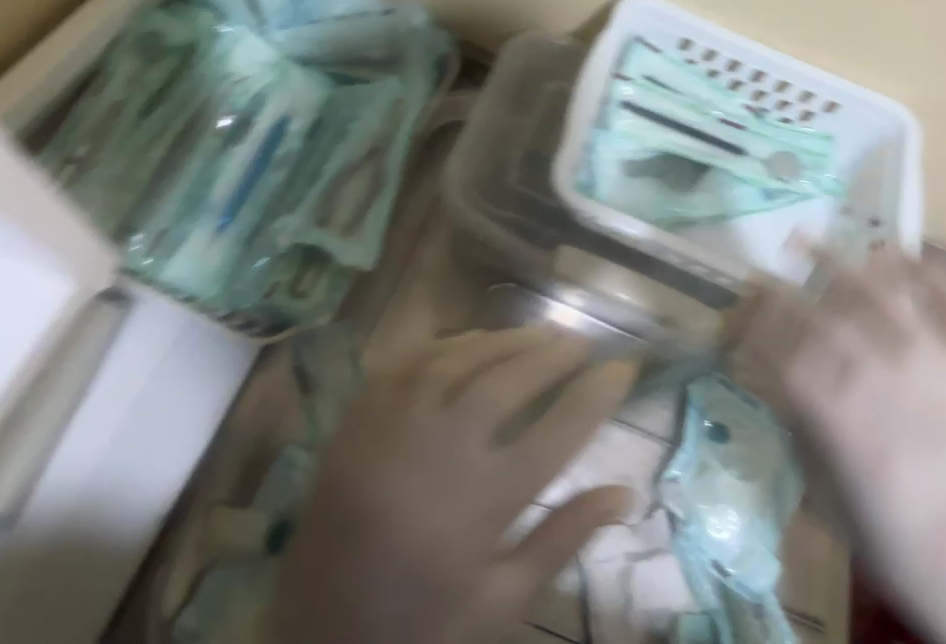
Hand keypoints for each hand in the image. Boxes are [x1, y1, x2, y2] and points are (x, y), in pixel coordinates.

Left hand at [263, 326, 637, 643]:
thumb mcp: (500, 600)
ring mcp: (396, 422)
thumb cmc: (420, 618)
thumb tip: (624, 494)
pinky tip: (471, 340)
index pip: (561, 430)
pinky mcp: (360, 415)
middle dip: (555, 355)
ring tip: (540, 332)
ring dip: (506, 339)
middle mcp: (444, 447)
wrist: (320, 622)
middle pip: (512, 380)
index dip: (598, 394)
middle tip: (582, 341)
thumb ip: (562, 540)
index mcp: (486, 499)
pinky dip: (447, 344)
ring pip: (462, 358)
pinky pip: (409, 360)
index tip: (625, 367)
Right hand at [726, 251, 945, 643]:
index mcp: (839, 413)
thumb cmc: (906, 546)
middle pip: (819, 310)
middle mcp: (883, 370)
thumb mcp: (829, 497)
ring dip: (840, 259)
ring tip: (812, 239)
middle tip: (760, 277)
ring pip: (881, 286)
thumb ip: (804, 430)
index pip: (778, 347)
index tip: (735, 320)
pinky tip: (902, 255)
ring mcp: (938, 356)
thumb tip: (784, 385)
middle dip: (780, 291)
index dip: (750, 328)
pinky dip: (929, 268)